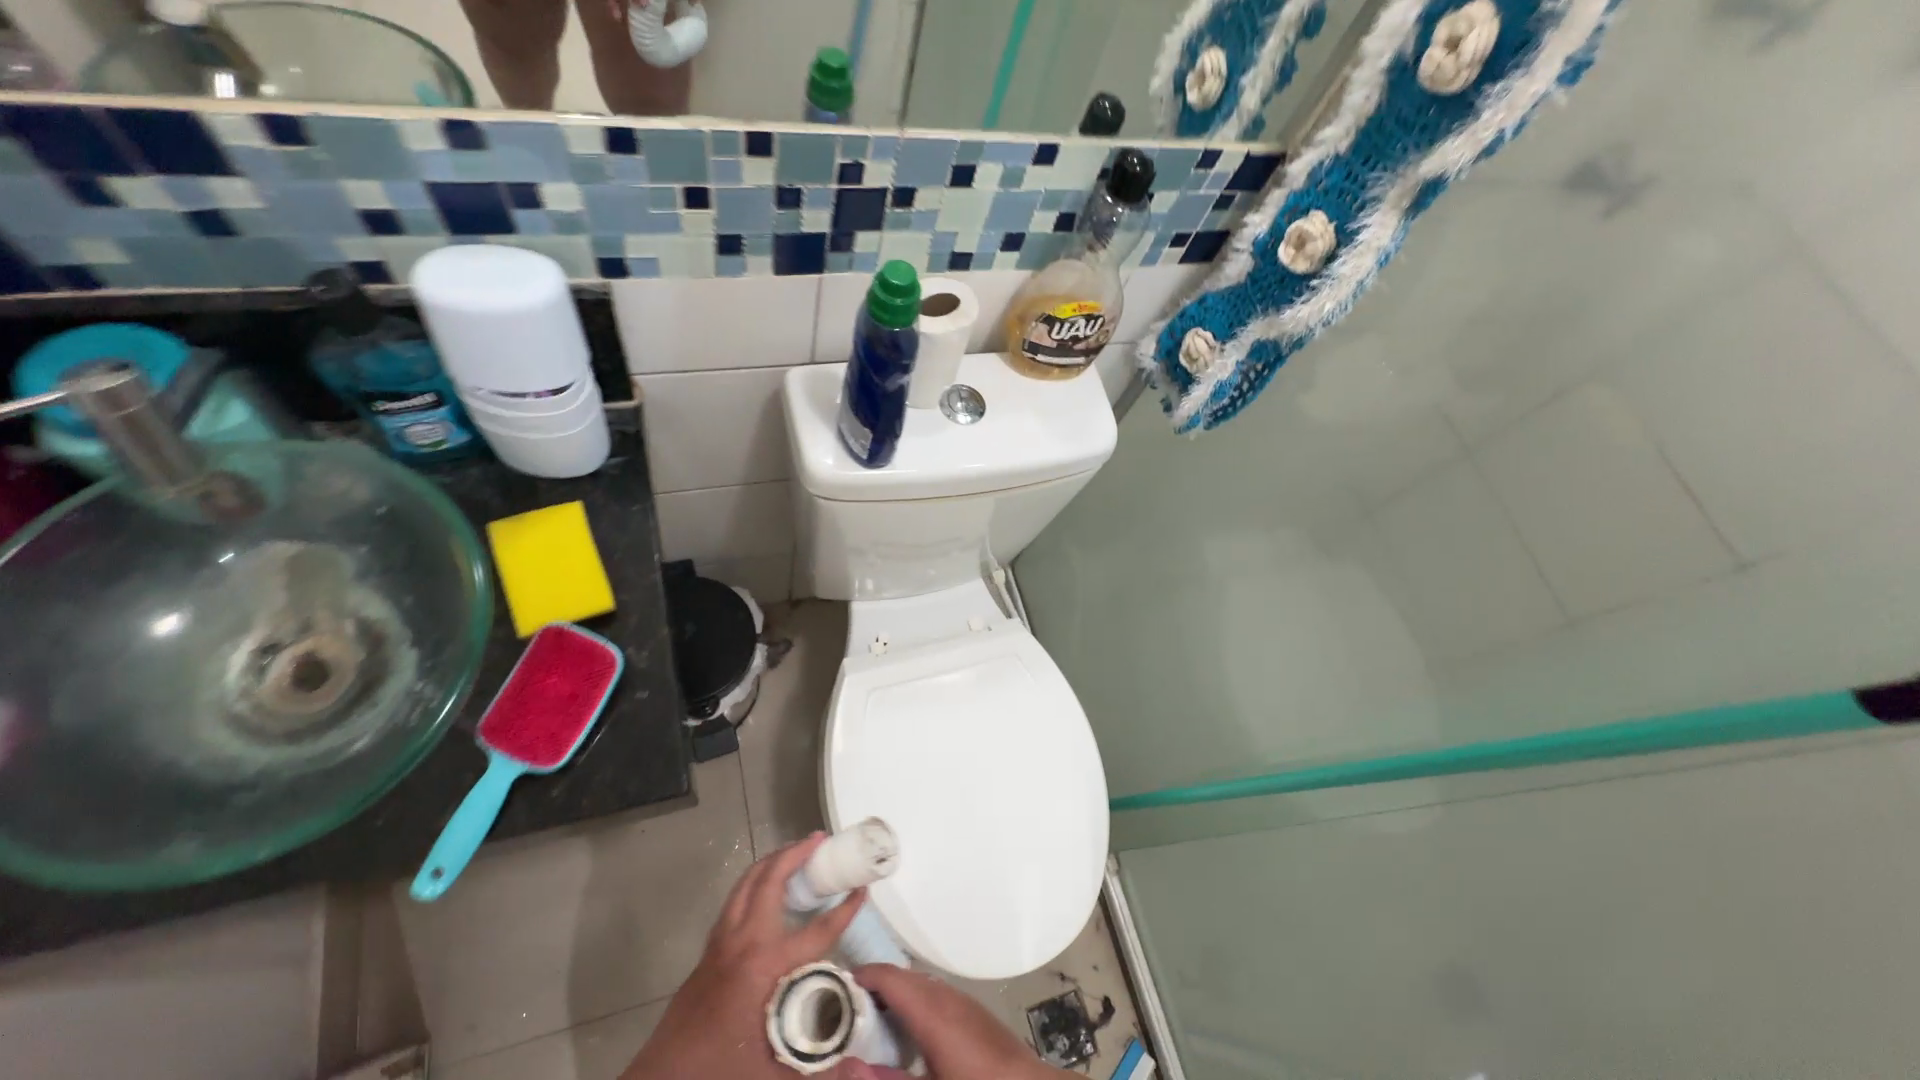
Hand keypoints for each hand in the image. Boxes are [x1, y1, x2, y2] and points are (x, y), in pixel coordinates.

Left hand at [621, 833, 867, 1079]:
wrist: (664, 1078)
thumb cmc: (723, 1068)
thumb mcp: (778, 1071)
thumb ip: (824, 1067)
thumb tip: (866, 1072)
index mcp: (766, 965)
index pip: (816, 930)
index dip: (844, 909)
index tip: (862, 889)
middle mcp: (742, 942)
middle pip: (770, 881)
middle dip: (795, 855)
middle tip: (820, 841)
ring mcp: (720, 943)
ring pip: (746, 884)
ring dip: (771, 863)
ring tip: (794, 854)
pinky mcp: (708, 952)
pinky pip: (733, 902)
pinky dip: (753, 884)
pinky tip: (764, 895)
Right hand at [839, 964, 1072, 1079]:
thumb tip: (846, 1066)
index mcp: (931, 1012)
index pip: (887, 976)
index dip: (858, 977)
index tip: (832, 991)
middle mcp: (946, 997)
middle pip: (900, 977)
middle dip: (870, 986)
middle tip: (843, 1009)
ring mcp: (962, 1002)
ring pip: (918, 985)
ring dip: (893, 994)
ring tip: (868, 1020)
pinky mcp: (974, 1012)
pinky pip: (934, 994)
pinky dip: (912, 1001)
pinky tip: (906, 1029)